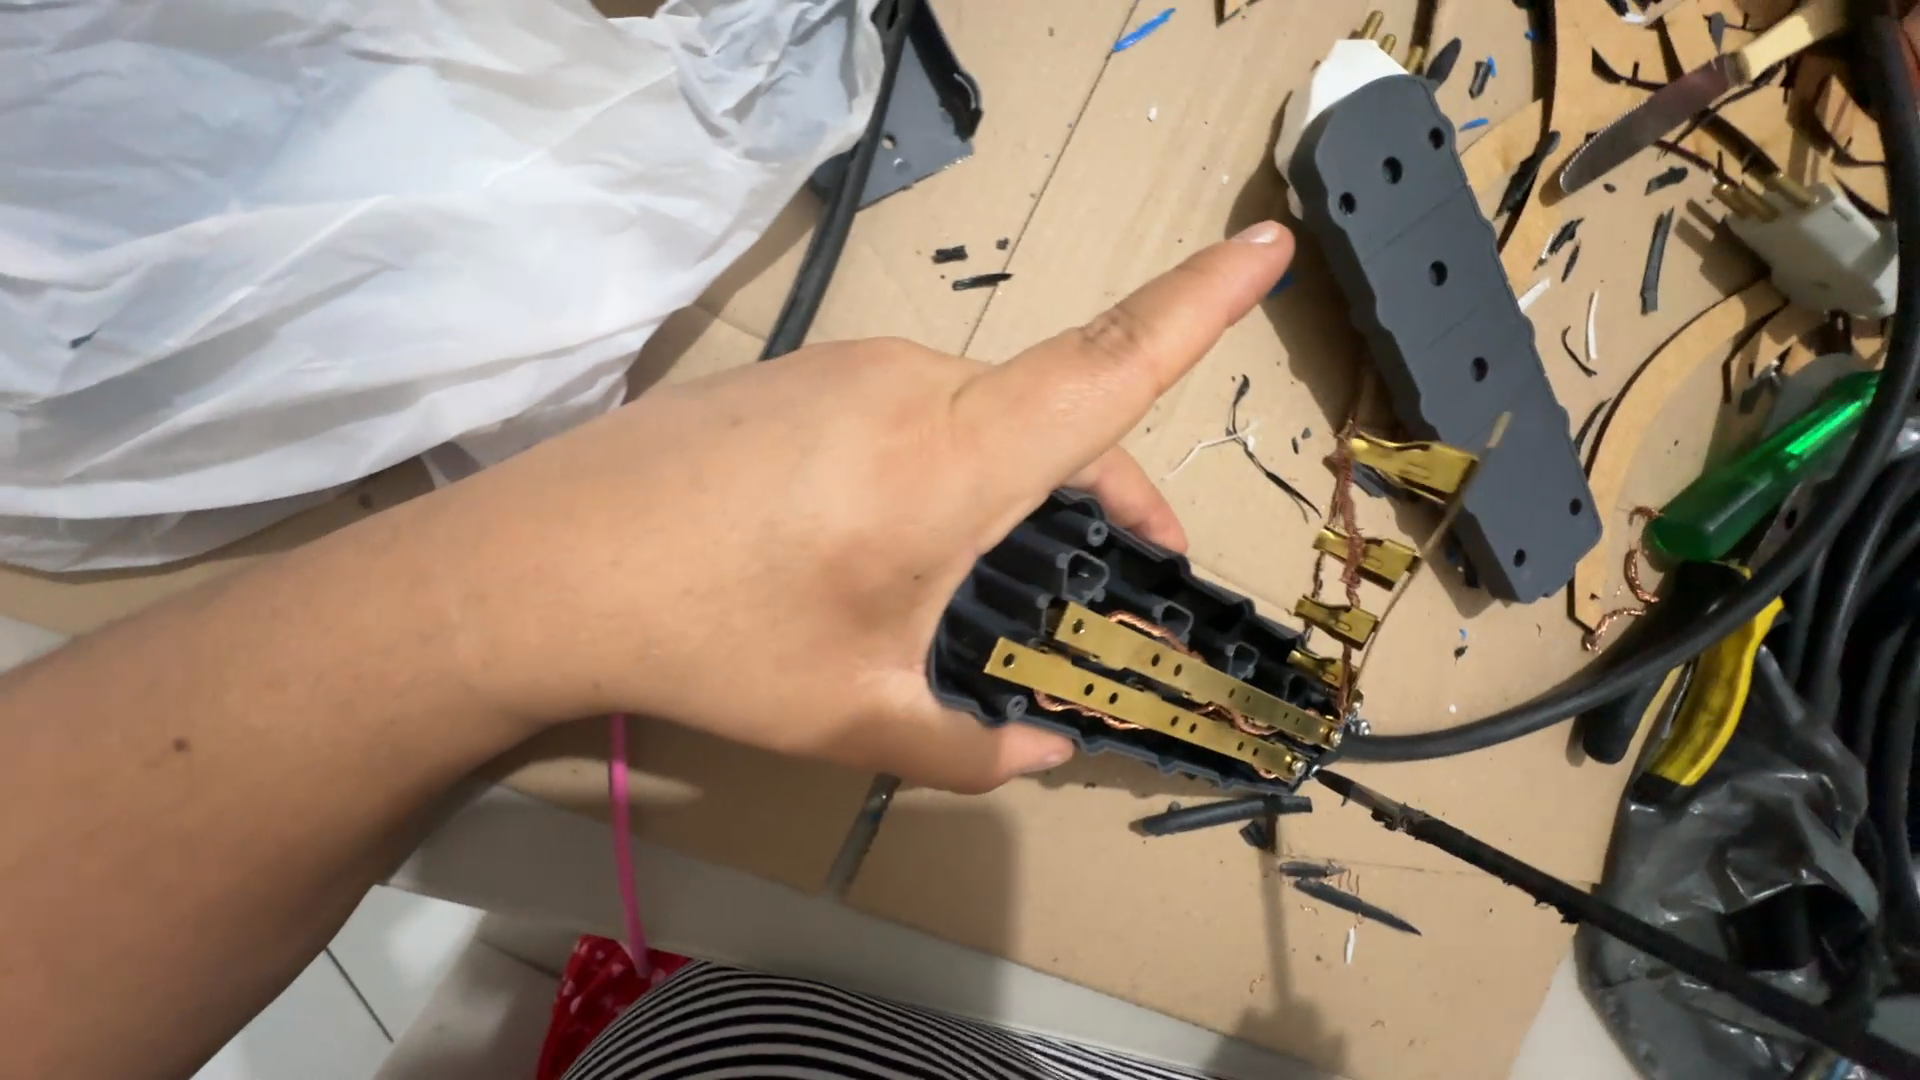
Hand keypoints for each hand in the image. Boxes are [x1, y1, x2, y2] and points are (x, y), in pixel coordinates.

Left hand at [417, 222, 1294, 791]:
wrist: (541, 566)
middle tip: (1102, 574)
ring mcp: (851, 366)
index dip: (1202, 304)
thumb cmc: (714, 639)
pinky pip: (914, 409)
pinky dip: (946, 464)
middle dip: (1100, 495)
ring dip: (1012, 485)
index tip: (1267, 248)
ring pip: (981, 415)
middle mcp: (915, 384)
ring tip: (976, 572)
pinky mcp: (804, 375)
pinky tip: (888, 532)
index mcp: (955, 456)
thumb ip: (969, 744)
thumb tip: (1039, 752)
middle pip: (1053, 417)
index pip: (1108, 366)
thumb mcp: (857, 713)